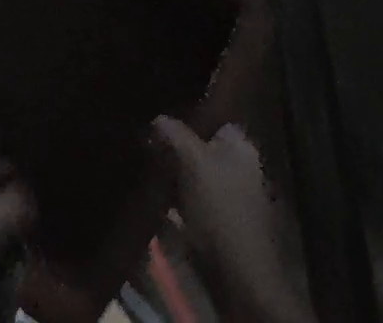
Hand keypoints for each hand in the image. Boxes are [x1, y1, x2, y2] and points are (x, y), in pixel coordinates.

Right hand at [151, 118, 315, 322]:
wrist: (235, 270)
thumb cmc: (219, 207)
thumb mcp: (192, 160)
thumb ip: (174, 133)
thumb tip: (158, 118)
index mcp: (241, 148)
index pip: (213, 118)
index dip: (186, 113)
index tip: (157, 112)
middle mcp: (239, 167)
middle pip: (199, 145)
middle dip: (172, 142)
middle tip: (143, 137)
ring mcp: (227, 194)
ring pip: (191, 170)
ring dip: (169, 168)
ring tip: (142, 160)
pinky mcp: (214, 217)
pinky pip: (187, 194)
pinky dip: (171, 192)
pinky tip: (151, 190)